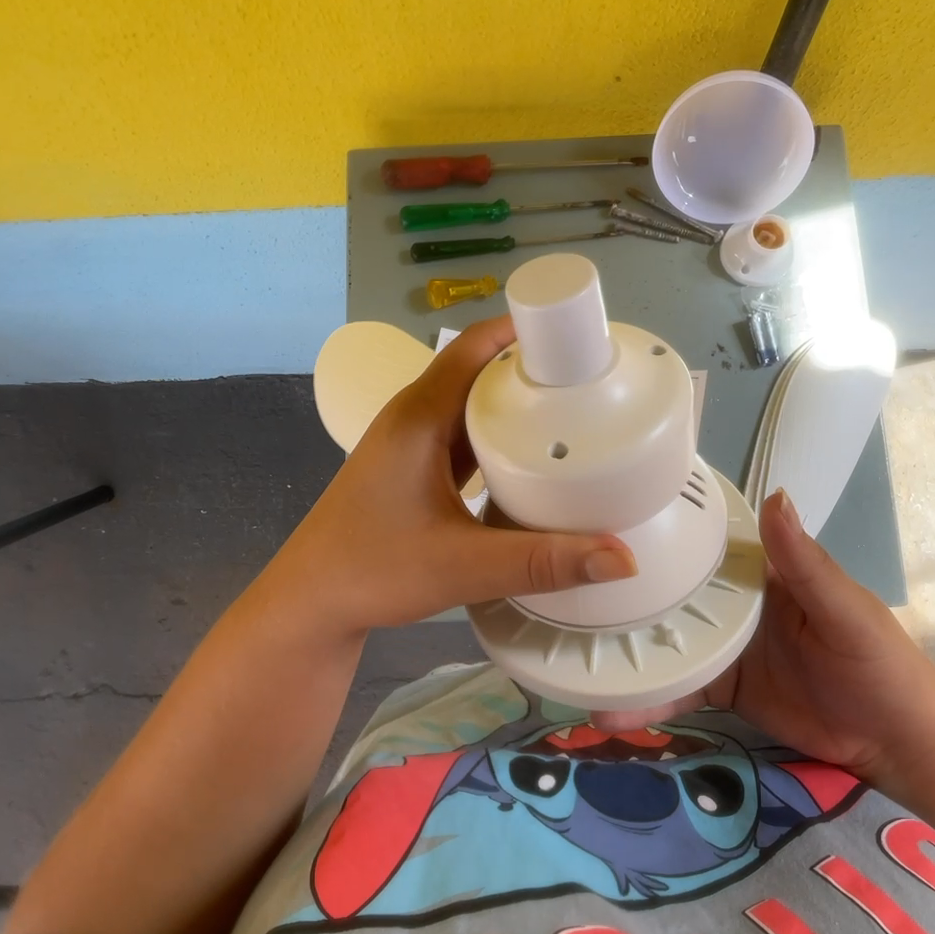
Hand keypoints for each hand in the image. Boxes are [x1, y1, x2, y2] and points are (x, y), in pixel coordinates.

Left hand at [256, 316, 637, 635]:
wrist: (309, 603)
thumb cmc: (373, 570)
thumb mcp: (465, 565)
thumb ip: (544, 562)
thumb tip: (625, 557)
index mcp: (420, 416)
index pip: (475, 346)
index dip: (526, 330)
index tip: (582, 338)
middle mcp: (414, 417)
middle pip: (479, 370)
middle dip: (533, 369)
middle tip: (595, 381)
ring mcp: (410, 444)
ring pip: (471, 405)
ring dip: (515, 404)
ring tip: (576, 414)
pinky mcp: (412, 470)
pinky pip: (463, 435)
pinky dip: (498, 436)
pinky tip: (532, 459)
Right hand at [595, 490, 934, 782]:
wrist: (895, 746)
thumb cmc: (879, 665)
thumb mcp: (846, 612)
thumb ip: (805, 563)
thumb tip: (774, 494)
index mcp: (762, 574)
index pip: (705, 543)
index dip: (662, 530)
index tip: (607, 517)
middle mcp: (734, 604)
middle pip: (673, 591)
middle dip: (628, 591)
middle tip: (568, 591)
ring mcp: (723, 647)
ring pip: (666, 639)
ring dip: (629, 647)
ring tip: (576, 654)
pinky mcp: (720, 688)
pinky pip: (676, 688)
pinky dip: (647, 698)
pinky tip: (610, 710)